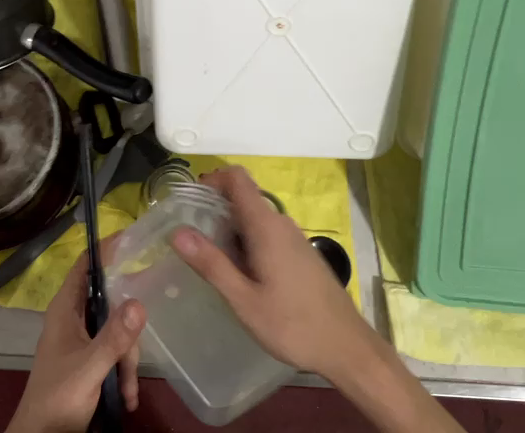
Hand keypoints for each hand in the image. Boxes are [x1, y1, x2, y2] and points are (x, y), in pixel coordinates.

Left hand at [6, 245, 146, 432]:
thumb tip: (139, 301)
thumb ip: (113, 338)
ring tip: (128, 391)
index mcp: (66, 308)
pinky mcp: (89, 362)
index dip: (107, 249)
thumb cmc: (58, 397)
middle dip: (127, 330)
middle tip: (137, 349)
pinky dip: (123, 375)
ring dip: (127, 362)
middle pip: (111, 302)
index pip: (86, 264)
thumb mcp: (89, 368)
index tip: (135, 240)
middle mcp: (74, 318)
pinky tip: (127, 398)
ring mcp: (82, 340)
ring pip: (116, 332)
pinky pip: (114, 355)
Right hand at [170, 166, 373, 378]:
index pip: (237, 178)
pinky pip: (267, 234)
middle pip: (243, 198)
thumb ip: (211, 264)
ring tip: (214, 264)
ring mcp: (294, 238)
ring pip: (254, 218)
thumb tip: (178, 232)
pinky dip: (248, 243)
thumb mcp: (244, 300)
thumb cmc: (293, 325)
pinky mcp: (301, 253)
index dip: (211, 179)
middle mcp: (281, 223)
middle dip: (215, 212)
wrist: (347, 347)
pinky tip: (243, 277)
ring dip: (231, 231)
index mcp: (266, 225)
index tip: (190, 202)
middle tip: (194, 243)